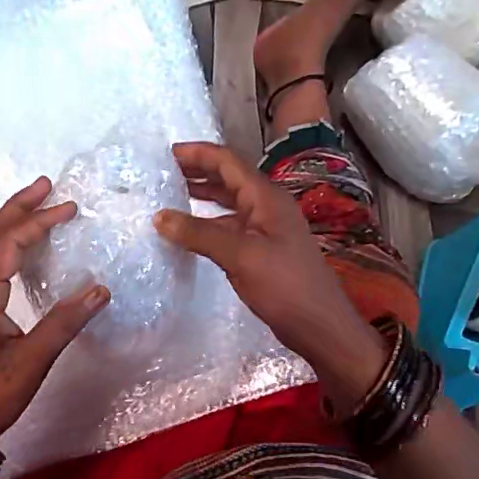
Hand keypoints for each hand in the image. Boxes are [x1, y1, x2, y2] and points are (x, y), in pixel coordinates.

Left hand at [0, 176, 110, 439]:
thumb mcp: (34, 360)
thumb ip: (65, 322)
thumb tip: (100, 289)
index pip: (8, 245)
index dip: (38, 222)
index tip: (69, 208)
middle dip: (17, 207)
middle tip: (45, 185)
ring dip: (8, 223)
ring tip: (36, 205)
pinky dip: (5, 246)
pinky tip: (23, 249)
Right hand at [154, 142, 385, 405]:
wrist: (319, 324)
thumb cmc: (285, 286)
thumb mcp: (240, 256)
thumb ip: (200, 234)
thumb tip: (159, 216)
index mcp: (266, 198)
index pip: (228, 162)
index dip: (198, 154)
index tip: (165, 153)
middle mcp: (267, 207)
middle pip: (229, 178)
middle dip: (198, 171)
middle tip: (162, 173)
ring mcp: (267, 229)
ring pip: (230, 203)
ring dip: (203, 196)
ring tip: (171, 196)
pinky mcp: (263, 251)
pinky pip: (231, 227)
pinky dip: (209, 223)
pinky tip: (191, 233)